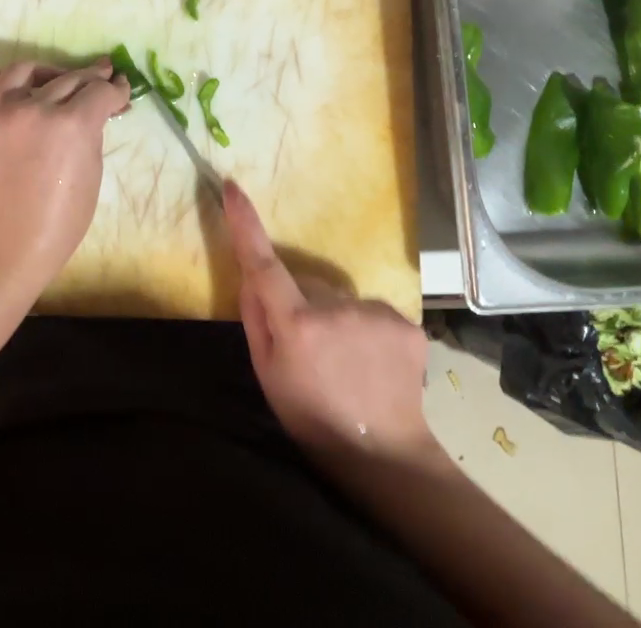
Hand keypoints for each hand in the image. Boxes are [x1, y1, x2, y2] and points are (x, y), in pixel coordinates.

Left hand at [0, 58, 130, 286]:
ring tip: (59, 80)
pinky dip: (1, 80)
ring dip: (48, 72)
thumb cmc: (59, 221)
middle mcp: (34, 108)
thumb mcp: (91, 173)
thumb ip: (92, 132)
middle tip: (103, 79)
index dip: (117, 89)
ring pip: (26, 70)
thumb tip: (96, 108)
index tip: (122, 89)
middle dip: (92, 79)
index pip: (100, 91)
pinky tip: (16, 88)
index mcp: (71, 125)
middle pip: (69, 79)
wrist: (6, 246)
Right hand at [225, 181, 440, 470]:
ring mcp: (376, 313)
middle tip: (309, 350)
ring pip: (342, 300)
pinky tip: (371, 363)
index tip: (233, 188)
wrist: (381, 451)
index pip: (263, 264)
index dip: (245, 224)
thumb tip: (251, 278)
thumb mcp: (266, 373)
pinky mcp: (407, 323)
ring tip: (345, 362)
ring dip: (337, 318)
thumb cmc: (310, 417)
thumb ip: (256, 319)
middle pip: (307, 286)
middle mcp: (336, 308)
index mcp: (296, 324)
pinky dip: (366, 329)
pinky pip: (372, 312)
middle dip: (302, 304)